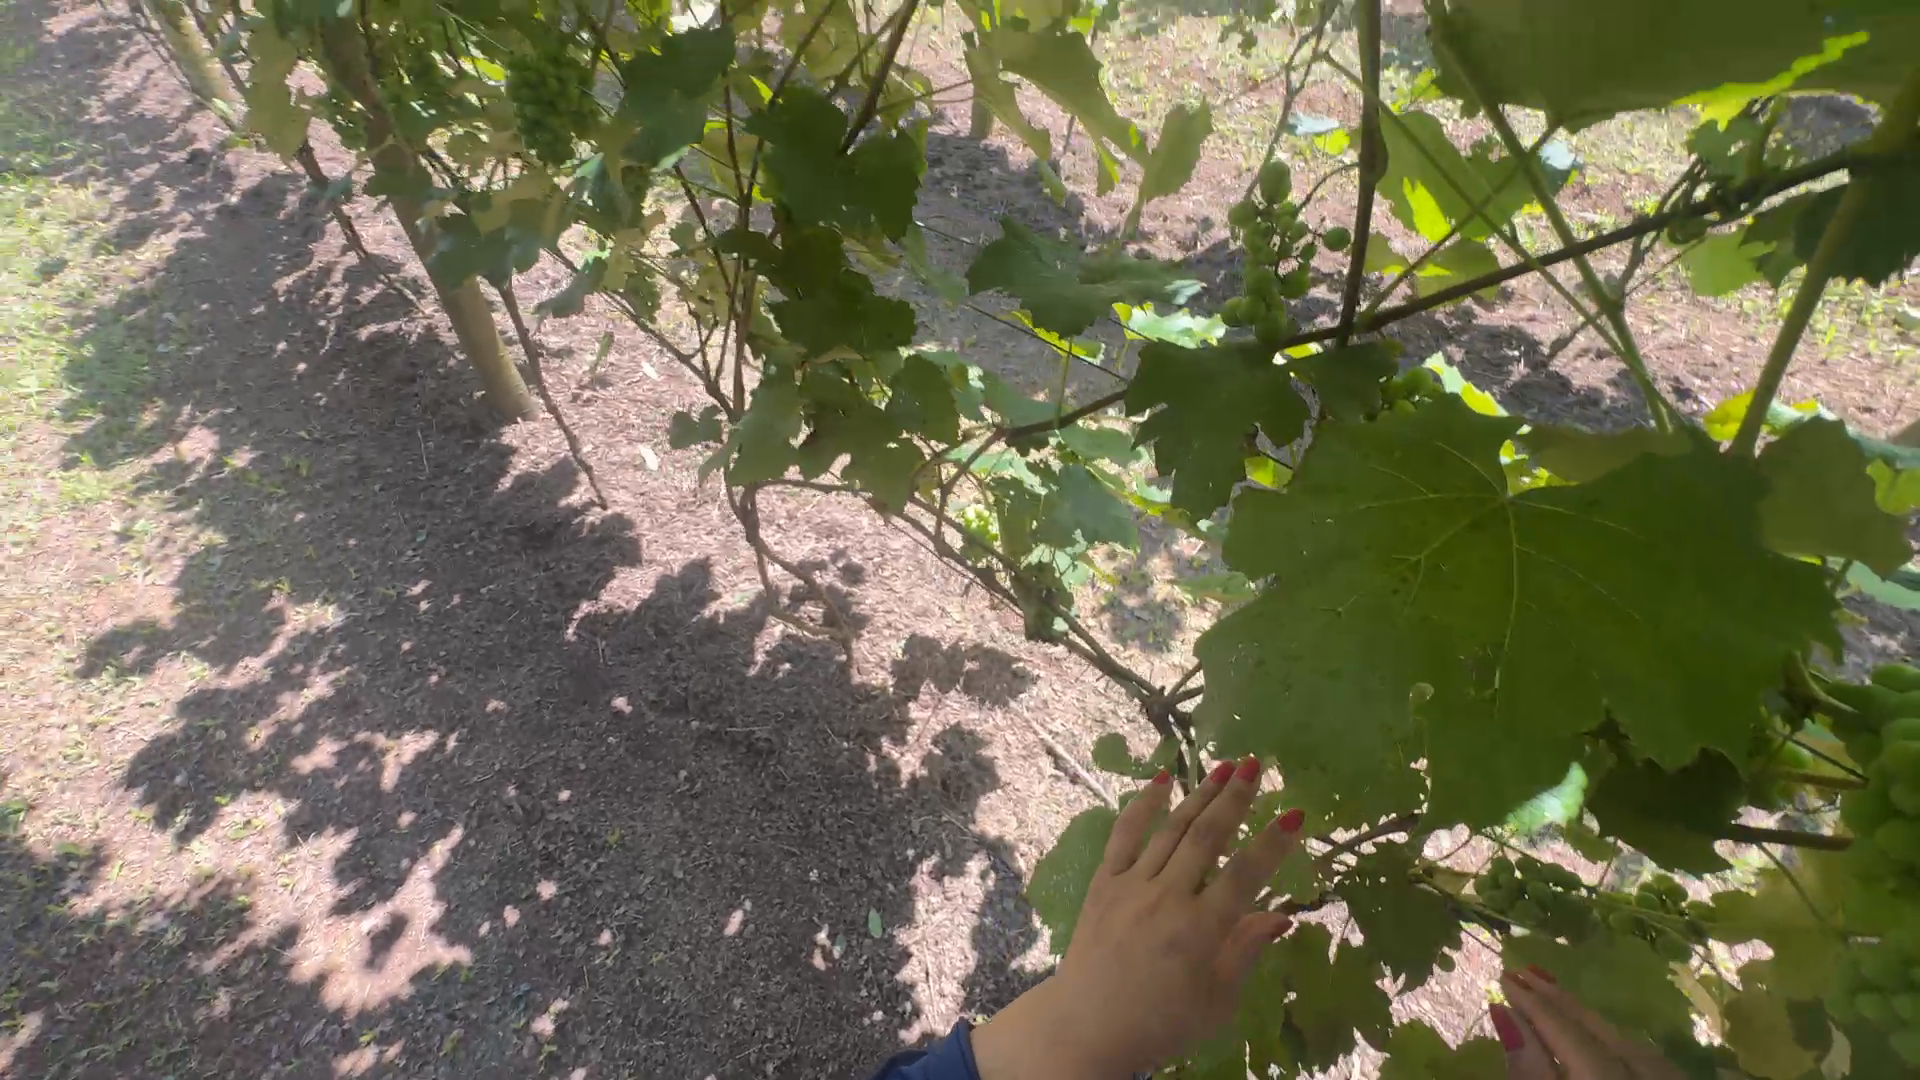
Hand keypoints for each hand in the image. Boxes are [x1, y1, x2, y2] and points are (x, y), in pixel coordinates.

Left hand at [971, 757, 1305, 1078]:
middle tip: (1254, 765)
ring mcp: (1132, 884)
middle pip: (1207, 837)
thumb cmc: (1163, 1021)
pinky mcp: (1105, 880)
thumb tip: (1282, 915)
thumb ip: (1246, 951)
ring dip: (1199, 793)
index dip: (1274, 843)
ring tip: (1223, 765)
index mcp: (1201, 930)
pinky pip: (1125, 834)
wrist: (1090, 1022)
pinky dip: (1143, 804)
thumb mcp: (1217, 1000)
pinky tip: (1162, 779)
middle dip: (1234, 798)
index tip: (1296, 812)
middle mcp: (1168, 897)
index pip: (1246, 875)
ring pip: (1171, 829)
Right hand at [1492, 966, 1685, 1079]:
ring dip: (1592, 1017)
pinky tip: (1612, 1036)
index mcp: (1605, 1075)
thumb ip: (1531, 1068)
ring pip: (1633, 1043)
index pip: (1564, 1028)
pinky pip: (1657, 1060)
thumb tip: (1502, 1011)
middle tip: (1526, 971)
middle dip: (1561, 1001)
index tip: (1504, 975)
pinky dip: (1625, 1041)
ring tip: (1559, 994)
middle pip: (1601, 1031)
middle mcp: (1646, 1074)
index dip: (1532, 1001)